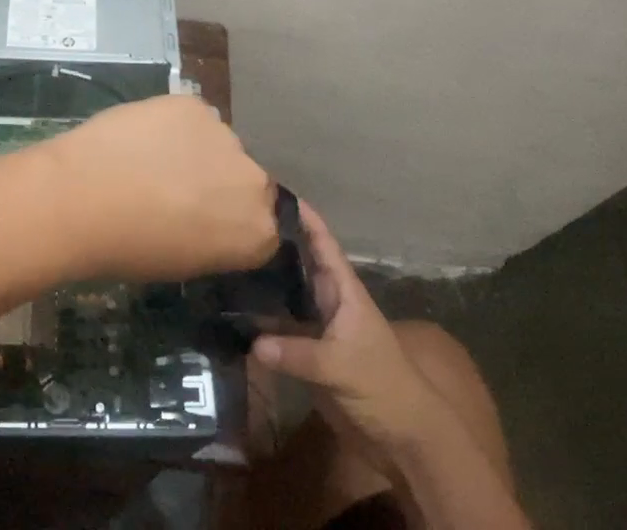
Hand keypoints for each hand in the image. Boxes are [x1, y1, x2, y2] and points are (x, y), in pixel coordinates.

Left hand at [30, 94, 277, 281]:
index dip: (231, 221)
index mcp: (259, 232)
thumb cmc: (129, 248)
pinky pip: (193, 116)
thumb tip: (208, 221)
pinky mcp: (195, 106)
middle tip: (181, 189)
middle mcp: (257, 181)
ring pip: (220, 143)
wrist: (84, 199)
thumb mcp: (185, 262)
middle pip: (249, 178)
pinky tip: (143, 136)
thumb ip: (216, 239)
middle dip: (222, 182)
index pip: (262, 223)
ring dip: (198, 151)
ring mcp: (227, 137)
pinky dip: (174, 125)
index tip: (205, 222)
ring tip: (154, 161)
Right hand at [253, 201, 433, 462]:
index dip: (303, 216)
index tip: (273, 191)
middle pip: (297, 265)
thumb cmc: (384, 387)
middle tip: (232, 224)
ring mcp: (316, 328)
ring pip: (284, 295)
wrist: (403, 435)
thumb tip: (253, 342)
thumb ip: (298, 353)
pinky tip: (230, 313)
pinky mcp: (306, 354)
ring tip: (223, 261)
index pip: (322, 243)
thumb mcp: (342, 366)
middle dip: (271, 244)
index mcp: (344, 291)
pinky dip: (257, 320)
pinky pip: (277, 329)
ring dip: (261, 281)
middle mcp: (328, 302)